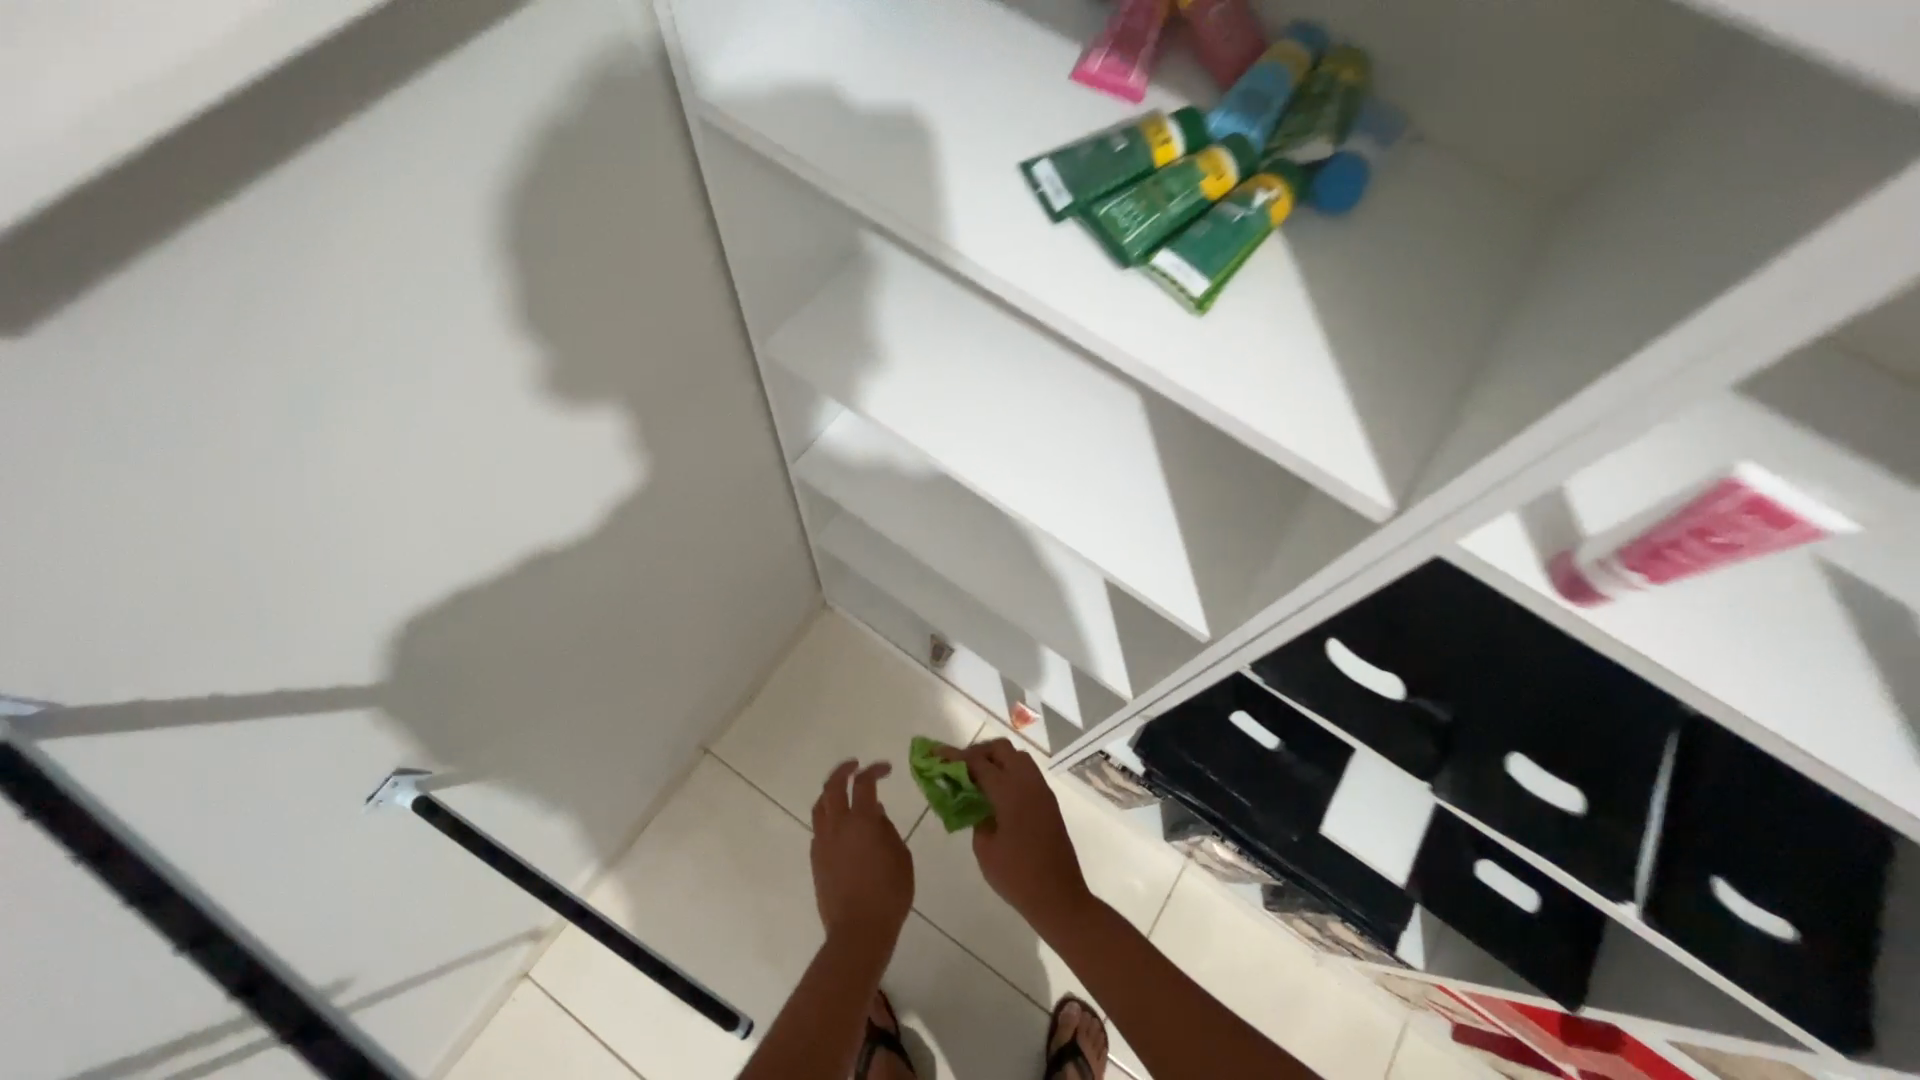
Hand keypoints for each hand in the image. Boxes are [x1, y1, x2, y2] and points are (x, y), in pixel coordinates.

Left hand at [810, 760, 914, 947]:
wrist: (858, 930)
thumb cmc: (889, 894)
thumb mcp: (901, 857)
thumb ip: (887, 830)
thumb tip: (874, 813)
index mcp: (862, 822)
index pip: (864, 784)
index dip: (874, 770)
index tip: (886, 769)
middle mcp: (837, 826)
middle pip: (833, 786)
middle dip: (844, 771)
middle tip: (857, 766)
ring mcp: (822, 842)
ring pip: (820, 806)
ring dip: (831, 792)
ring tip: (844, 791)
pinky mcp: (816, 859)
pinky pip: (819, 828)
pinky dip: (829, 817)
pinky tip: (842, 826)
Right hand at [942, 739, 1092, 934]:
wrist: (1058, 896)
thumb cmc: (1016, 875)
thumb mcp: (984, 848)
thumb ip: (976, 817)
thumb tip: (976, 803)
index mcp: (1010, 791)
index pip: (978, 763)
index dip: (954, 757)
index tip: (936, 753)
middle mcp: (1028, 783)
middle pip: (1002, 749)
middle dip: (978, 752)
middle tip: (959, 769)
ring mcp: (1042, 792)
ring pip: (1018, 758)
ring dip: (996, 761)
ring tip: (977, 781)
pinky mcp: (1049, 803)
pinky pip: (1027, 774)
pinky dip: (1010, 773)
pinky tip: (995, 795)